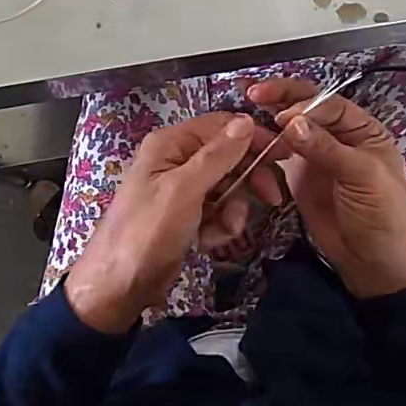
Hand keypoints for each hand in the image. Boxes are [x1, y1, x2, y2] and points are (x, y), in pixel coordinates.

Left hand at [63, 113, 284, 332]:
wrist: (120, 284)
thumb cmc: (147, 231)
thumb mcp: (184, 190)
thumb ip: (217, 156)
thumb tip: (245, 121)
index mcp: (169, 144)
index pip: (220, 126)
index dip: (253, 137)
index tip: (285, 155)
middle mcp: (174, 161)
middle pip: (227, 157)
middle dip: (246, 180)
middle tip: (270, 198)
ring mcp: (180, 189)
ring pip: (226, 188)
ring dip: (231, 210)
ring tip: (221, 230)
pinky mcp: (185, 215)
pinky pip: (216, 212)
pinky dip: (218, 227)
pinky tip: (207, 241)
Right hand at [246, 78, 405, 297]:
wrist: (375, 265)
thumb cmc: (385, 218)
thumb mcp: (365, 179)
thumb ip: (328, 149)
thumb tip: (291, 124)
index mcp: (362, 131)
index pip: (328, 105)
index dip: (303, 106)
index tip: (281, 117)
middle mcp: (336, 137)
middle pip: (304, 107)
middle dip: (278, 96)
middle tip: (251, 91)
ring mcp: (314, 155)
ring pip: (286, 127)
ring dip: (265, 117)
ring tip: (243, 111)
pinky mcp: (296, 174)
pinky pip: (275, 152)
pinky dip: (261, 144)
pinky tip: (247, 139)